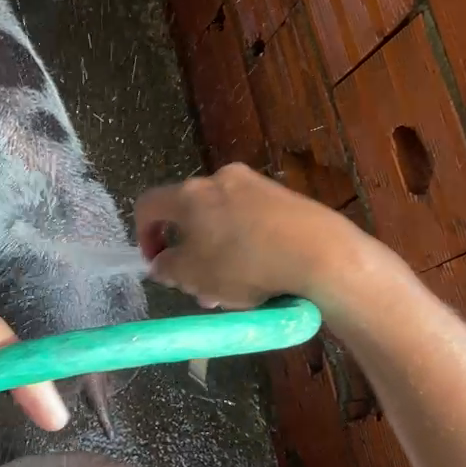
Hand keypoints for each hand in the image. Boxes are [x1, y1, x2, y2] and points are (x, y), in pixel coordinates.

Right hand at [134, 163, 386, 309]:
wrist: (322, 254)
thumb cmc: (244, 264)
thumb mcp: (193, 276)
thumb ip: (167, 268)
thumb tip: (162, 262)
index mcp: (189, 194)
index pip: (148, 205)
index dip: (143, 235)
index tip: (156, 264)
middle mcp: (219, 179)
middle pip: (187, 213)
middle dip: (186, 249)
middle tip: (195, 283)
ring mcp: (255, 185)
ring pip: (220, 219)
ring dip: (215, 250)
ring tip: (229, 287)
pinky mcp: (284, 197)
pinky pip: (249, 220)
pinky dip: (244, 245)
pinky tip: (258, 274)